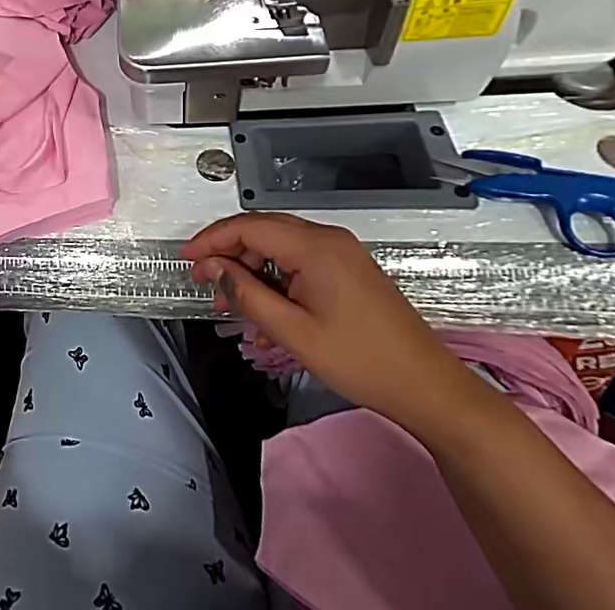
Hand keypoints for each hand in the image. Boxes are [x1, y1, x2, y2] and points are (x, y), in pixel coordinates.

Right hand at [183, 212, 484, 434]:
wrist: (426, 386)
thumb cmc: (361, 360)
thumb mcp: (293, 331)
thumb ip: (247, 294)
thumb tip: (214, 269)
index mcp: (314, 247)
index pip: (248, 227)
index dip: (212, 240)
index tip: (187, 260)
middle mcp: (328, 239)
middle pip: (263, 231)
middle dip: (230, 255)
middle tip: (208, 286)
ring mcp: (342, 252)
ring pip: (280, 248)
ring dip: (253, 271)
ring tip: (235, 306)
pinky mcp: (349, 269)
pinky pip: (300, 263)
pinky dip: (277, 281)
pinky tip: (268, 315)